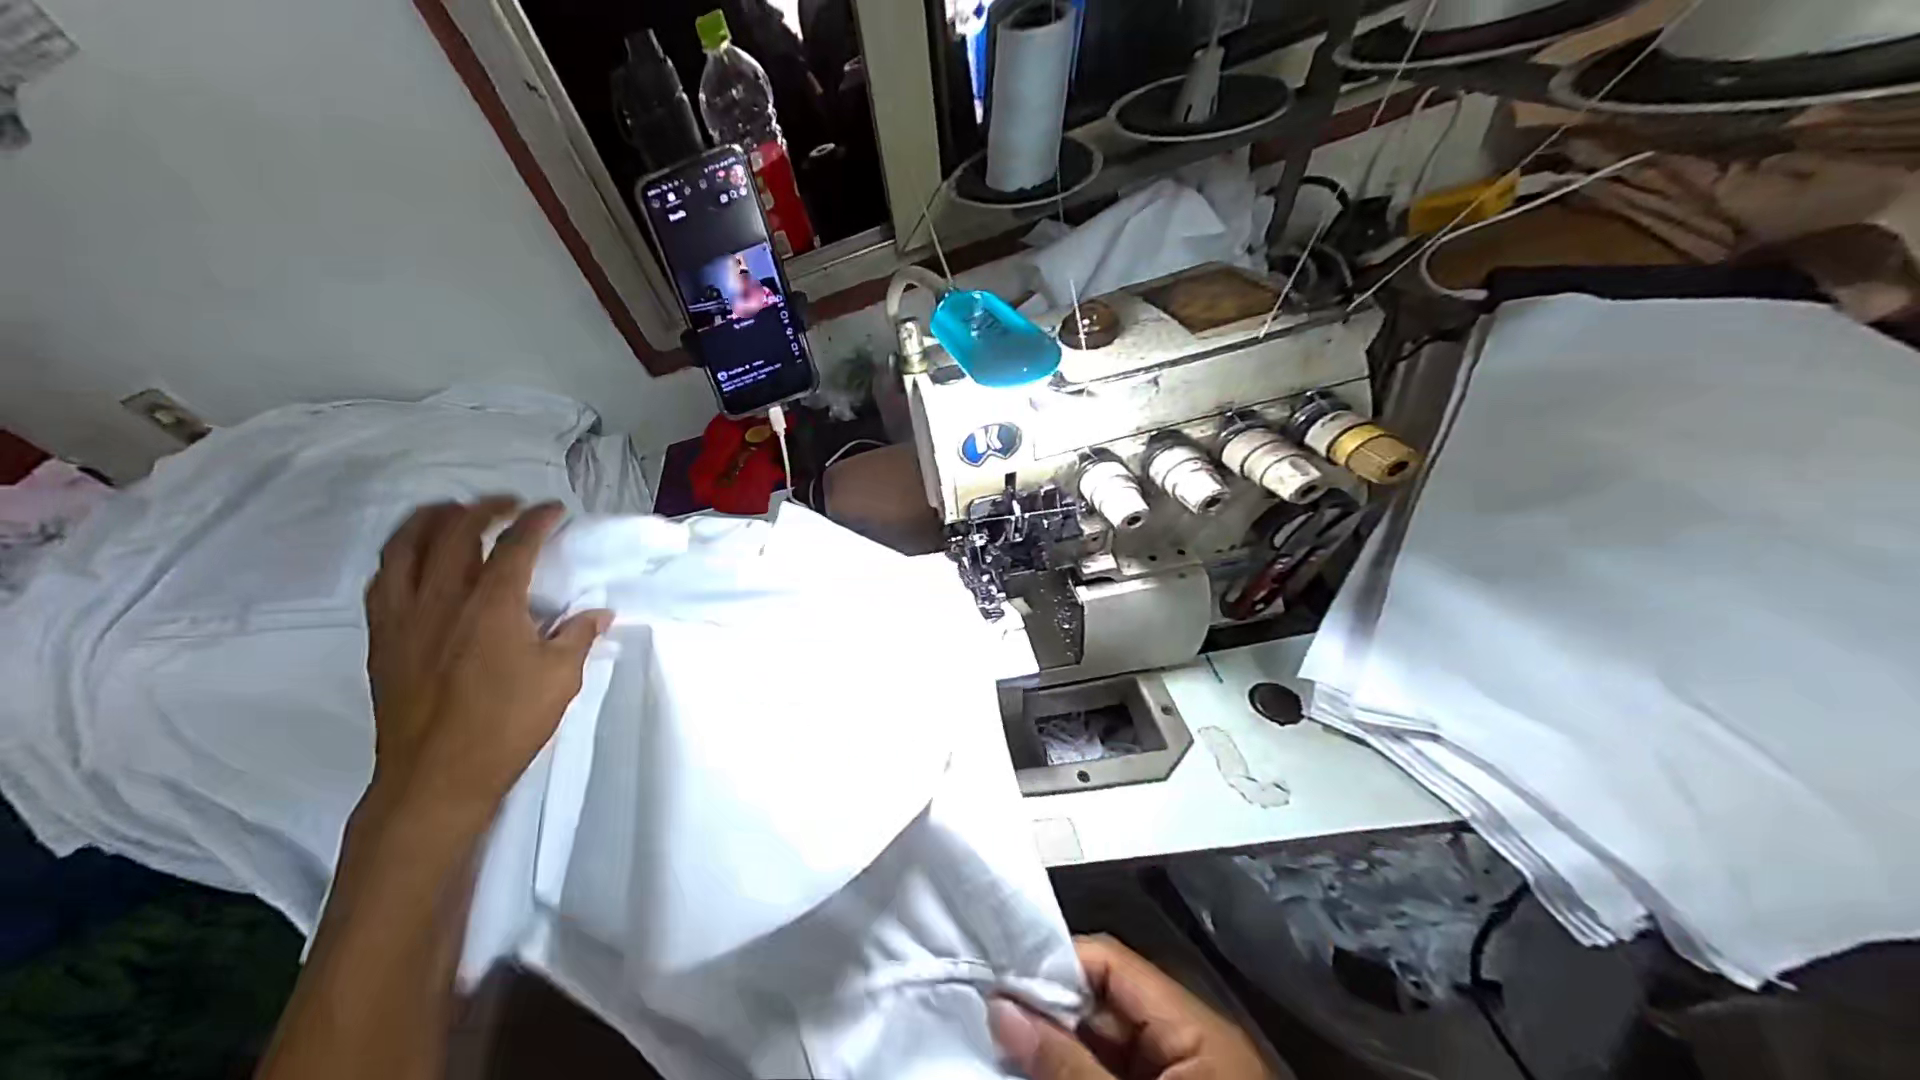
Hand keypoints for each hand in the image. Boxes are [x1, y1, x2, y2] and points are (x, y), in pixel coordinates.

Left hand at [361, 499, 609, 830]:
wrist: (437, 775)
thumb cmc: (507, 723)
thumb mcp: (561, 678)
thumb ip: (578, 636)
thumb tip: (597, 613)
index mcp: (492, 605)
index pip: (516, 545)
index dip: (537, 520)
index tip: (554, 509)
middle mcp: (443, 599)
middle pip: (455, 532)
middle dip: (483, 508)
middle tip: (507, 504)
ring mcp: (404, 617)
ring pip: (405, 547)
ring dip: (430, 520)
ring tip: (451, 512)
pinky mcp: (383, 638)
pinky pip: (382, 581)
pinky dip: (400, 556)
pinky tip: (413, 560)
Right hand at [989, 935, 1281, 1079]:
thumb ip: (1067, 1063)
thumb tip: (1000, 1007)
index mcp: (1195, 1025)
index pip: (1111, 962)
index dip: (1056, 965)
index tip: (1003, 983)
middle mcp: (1188, 1040)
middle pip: (1106, 1002)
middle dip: (1052, 1011)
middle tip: (994, 1022)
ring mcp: (1181, 1076)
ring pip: (1106, 1044)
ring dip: (1059, 1047)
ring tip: (1006, 1051)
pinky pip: (1116, 1074)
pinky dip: (1080, 1075)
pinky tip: (1039, 1075)